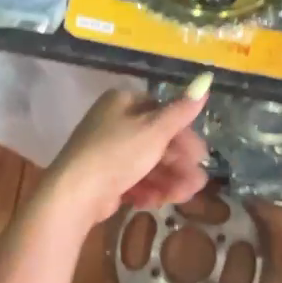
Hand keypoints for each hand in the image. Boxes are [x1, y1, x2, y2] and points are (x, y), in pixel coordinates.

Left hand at [39, 87, 209, 228]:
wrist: (75, 193)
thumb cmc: (117, 153)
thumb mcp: (154, 130)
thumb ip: (182, 110)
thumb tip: (206, 80)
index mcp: (122, 102)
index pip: (162, 112)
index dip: (184, 134)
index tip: (200, 155)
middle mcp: (113, 122)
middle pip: (157, 141)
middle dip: (178, 164)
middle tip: (196, 183)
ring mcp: (107, 151)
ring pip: (147, 163)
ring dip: (168, 180)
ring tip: (181, 197)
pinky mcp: (104, 177)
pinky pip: (133, 179)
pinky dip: (147, 189)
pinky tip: (155, 202)